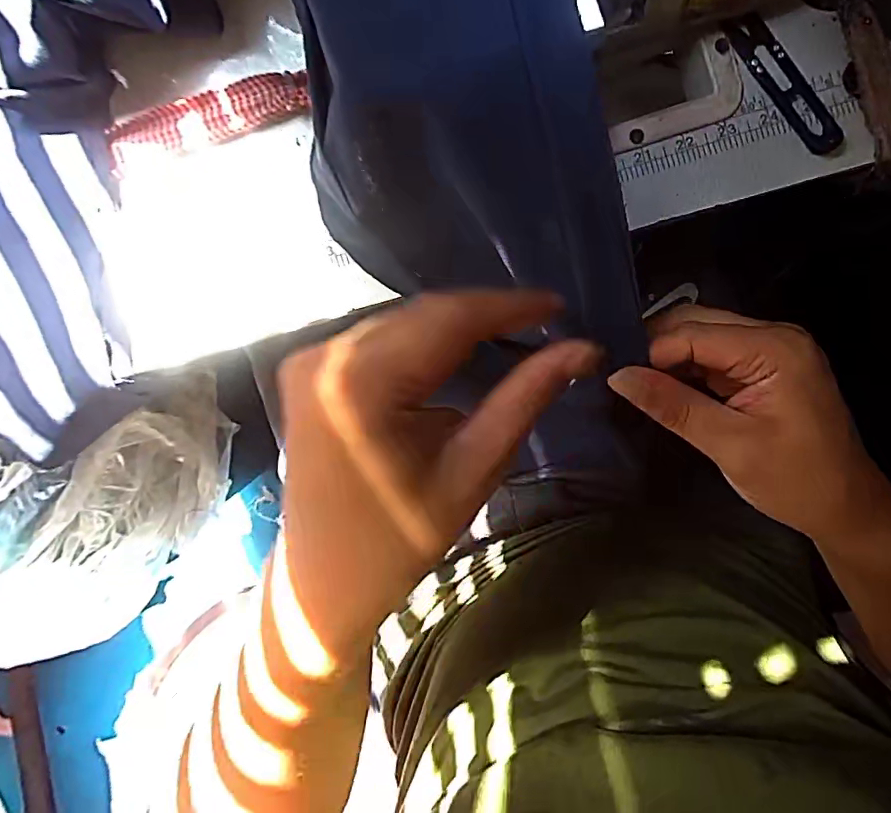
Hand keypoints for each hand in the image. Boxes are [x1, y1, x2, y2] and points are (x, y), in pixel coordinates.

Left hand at [275, 291, 601, 662]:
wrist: (318, 585)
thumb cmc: (398, 542)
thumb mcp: (472, 470)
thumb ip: (525, 398)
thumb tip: (582, 350)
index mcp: (362, 381)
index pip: (450, 318)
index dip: (509, 306)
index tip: (558, 305)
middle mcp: (327, 354)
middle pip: (425, 312)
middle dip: (486, 312)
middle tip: (542, 320)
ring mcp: (311, 357)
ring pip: (404, 317)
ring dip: (457, 321)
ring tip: (511, 330)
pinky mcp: (308, 367)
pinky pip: (381, 333)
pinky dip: (424, 336)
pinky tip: (458, 347)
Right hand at [607, 304, 890, 545]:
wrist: (849, 508)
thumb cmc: (797, 482)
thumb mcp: (731, 446)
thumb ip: (674, 406)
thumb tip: (620, 377)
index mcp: (775, 348)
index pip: (695, 333)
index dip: (651, 351)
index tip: (615, 376)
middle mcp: (776, 334)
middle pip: (699, 323)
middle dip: (657, 347)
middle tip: (620, 376)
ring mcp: (774, 347)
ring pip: (704, 334)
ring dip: (670, 356)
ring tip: (636, 381)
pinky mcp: (767, 363)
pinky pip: (717, 353)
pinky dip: (689, 368)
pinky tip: (665, 386)